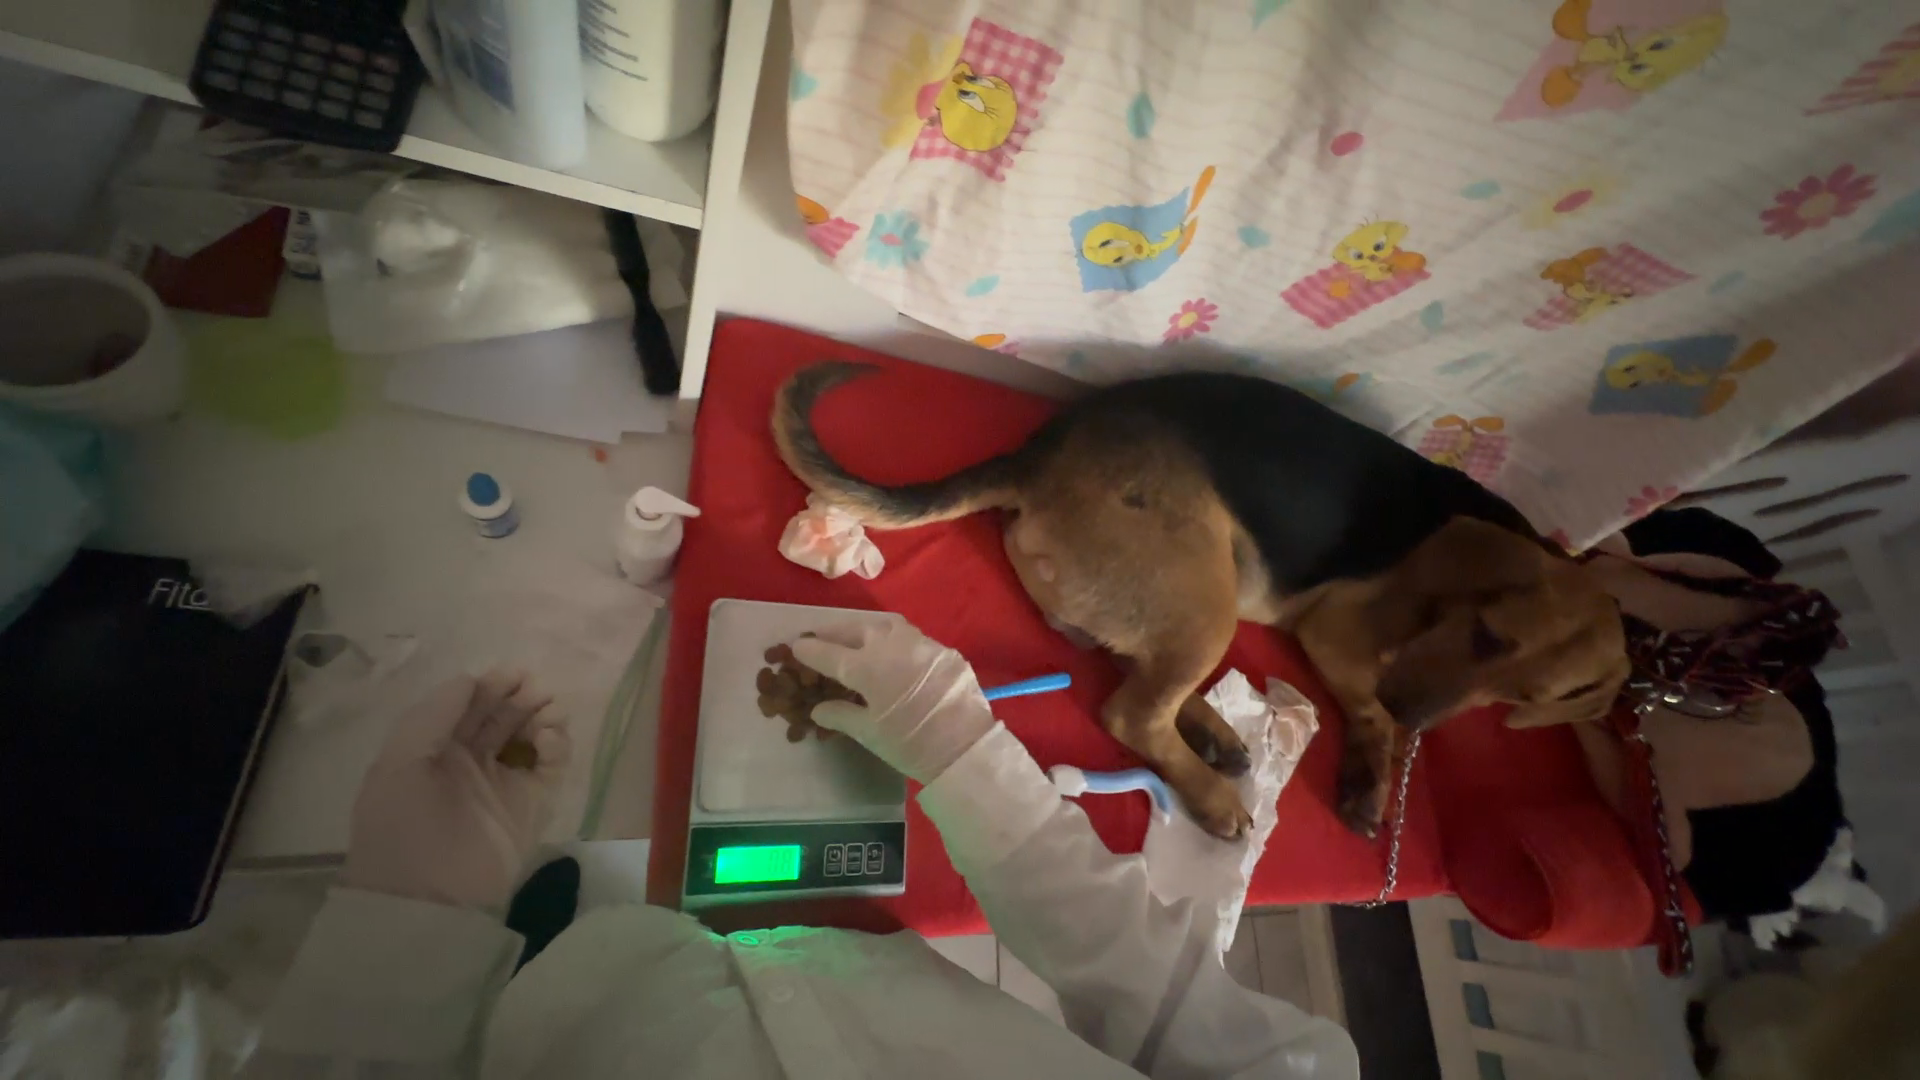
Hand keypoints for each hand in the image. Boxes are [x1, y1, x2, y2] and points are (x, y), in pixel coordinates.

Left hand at [341, 670, 570, 912]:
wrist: (428, 897)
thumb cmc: (404, 826)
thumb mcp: (399, 765)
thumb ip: (433, 716)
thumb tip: (471, 679)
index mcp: (435, 749)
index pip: (468, 705)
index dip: (490, 685)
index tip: (512, 674)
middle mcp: (471, 760)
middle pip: (503, 713)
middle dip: (521, 695)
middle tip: (536, 690)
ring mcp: (505, 779)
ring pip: (532, 732)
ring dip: (543, 715)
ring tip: (548, 715)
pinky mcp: (534, 800)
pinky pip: (553, 761)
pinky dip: (557, 744)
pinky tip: (549, 743)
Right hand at [789, 621, 994, 783]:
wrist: (964, 745)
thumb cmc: (910, 743)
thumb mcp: (869, 734)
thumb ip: (840, 715)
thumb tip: (817, 708)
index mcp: (867, 666)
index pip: (829, 653)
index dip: (810, 650)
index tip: (796, 646)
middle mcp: (890, 645)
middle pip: (856, 630)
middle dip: (835, 633)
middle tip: (822, 638)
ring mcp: (919, 643)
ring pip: (884, 626)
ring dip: (865, 629)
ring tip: (856, 639)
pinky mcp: (942, 649)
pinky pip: (910, 636)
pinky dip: (893, 639)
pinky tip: (892, 651)